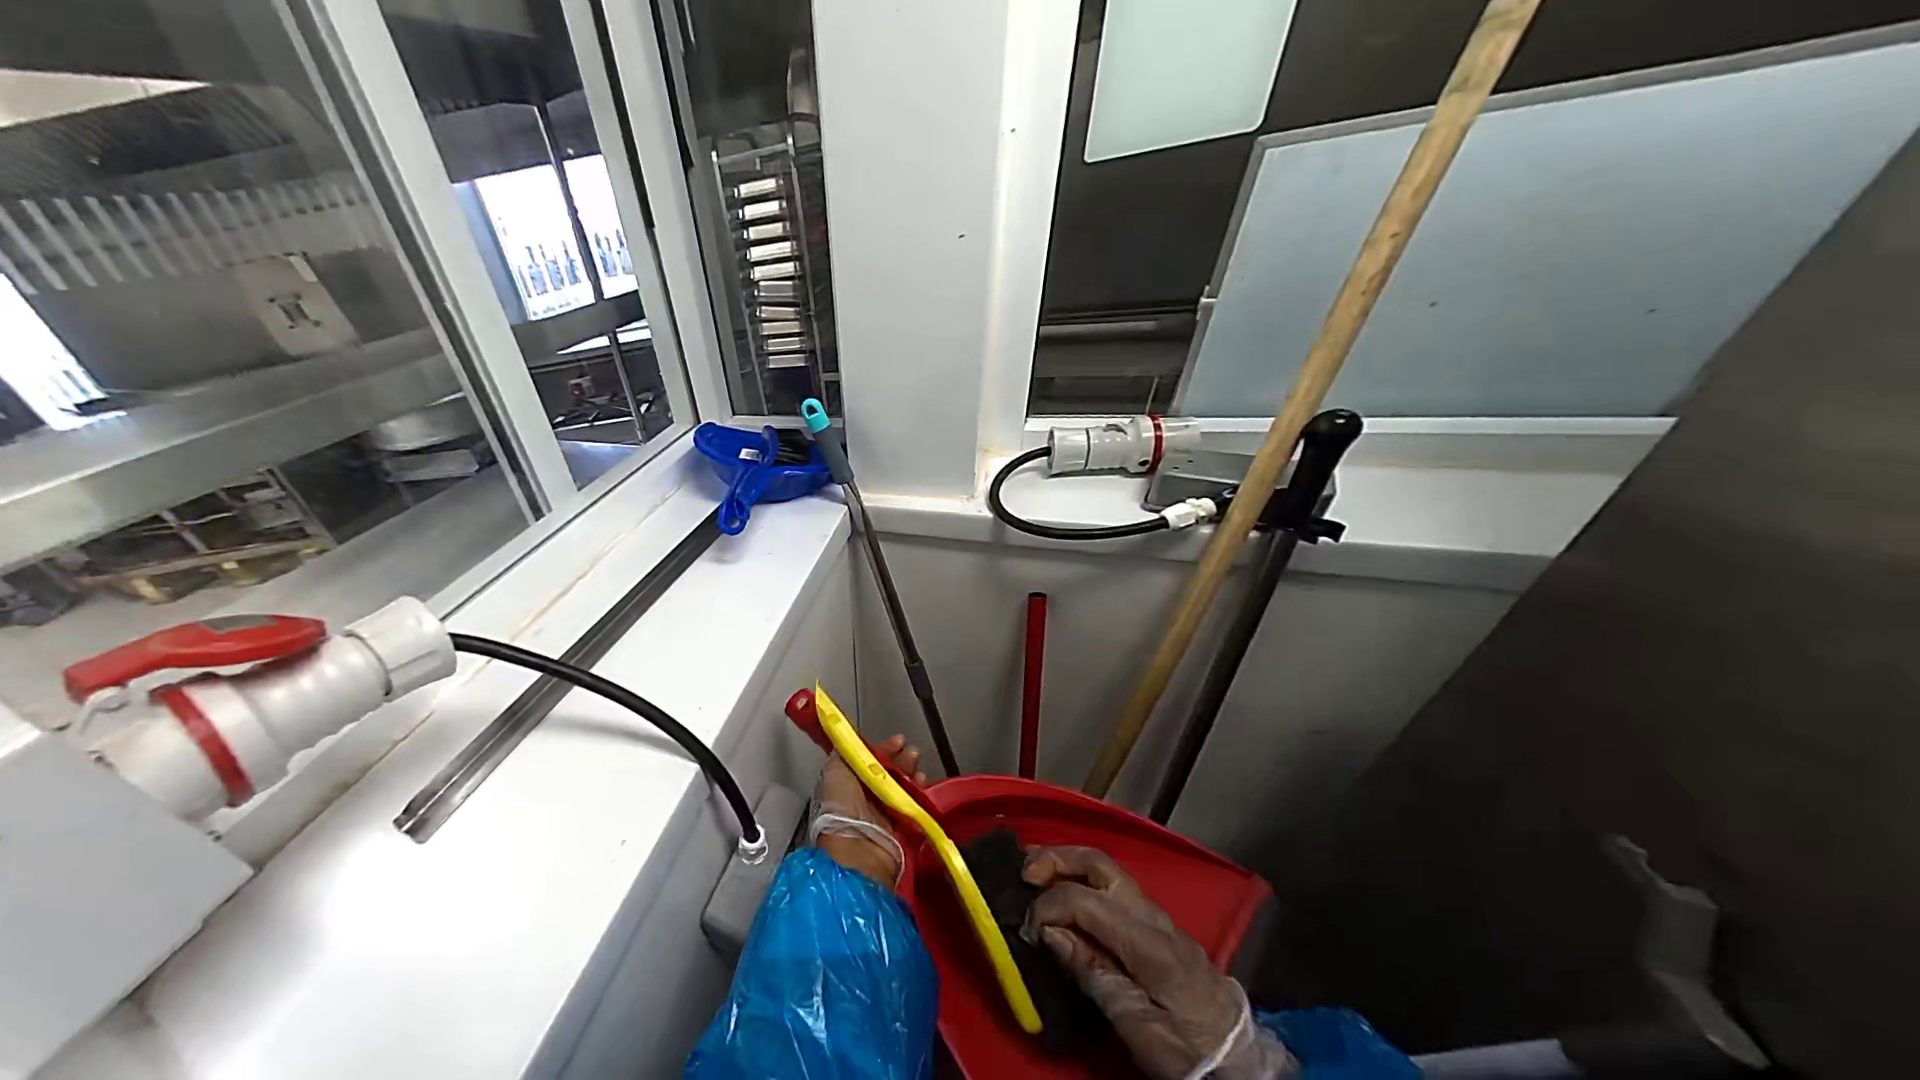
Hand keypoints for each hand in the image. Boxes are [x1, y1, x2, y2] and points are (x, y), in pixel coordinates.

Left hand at [812, 734, 925, 886]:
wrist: (858, 849)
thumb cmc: (842, 810)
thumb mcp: (835, 772)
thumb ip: (845, 755)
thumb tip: (853, 743)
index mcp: (847, 786)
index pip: (869, 763)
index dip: (883, 750)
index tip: (898, 741)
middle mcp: (865, 801)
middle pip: (888, 774)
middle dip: (901, 760)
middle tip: (912, 751)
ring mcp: (884, 815)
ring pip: (902, 788)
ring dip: (911, 774)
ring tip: (917, 766)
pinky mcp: (901, 829)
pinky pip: (914, 805)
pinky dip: (920, 793)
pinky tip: (923, 784)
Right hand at [1024, 846, 1296, 1078]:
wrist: (1238, 1057)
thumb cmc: (1188, 1049)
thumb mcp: (1138, 1027)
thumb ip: (1095, 976)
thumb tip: (1052, 934)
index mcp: (1148, 941)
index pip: (1086, 901)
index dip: (1049, 908)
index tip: (1028, 931)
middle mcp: (1152, 915)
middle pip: (1099, 864)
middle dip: (1057, 859)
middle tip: (1023, 871)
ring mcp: (1156, 914)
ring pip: (1106, 868)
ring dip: (1068, 862)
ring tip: (1035, 867)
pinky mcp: (1155, 922)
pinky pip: (1113, 886)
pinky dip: (1082, 877)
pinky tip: (1066, 887)